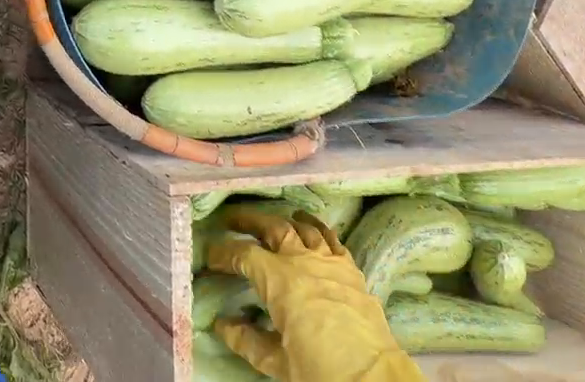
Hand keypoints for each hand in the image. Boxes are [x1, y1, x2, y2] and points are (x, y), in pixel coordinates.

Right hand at [207, 210, 423, 381]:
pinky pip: (331, 240)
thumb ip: (246, 340)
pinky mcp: (351, 271)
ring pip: (303, 227)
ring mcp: (330, 262)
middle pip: (272, 227)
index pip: (243, 254)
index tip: (211, 257)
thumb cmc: (320, 371)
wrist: (373, 380)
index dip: (223, 253)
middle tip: (231, 219)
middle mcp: (302, 260)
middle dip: (248, 220)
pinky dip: (317, 229)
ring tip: (272, 219)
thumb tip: (222, 325)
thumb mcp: (276, 363)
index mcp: (278, 279)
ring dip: (284, 220)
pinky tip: (311, 229)